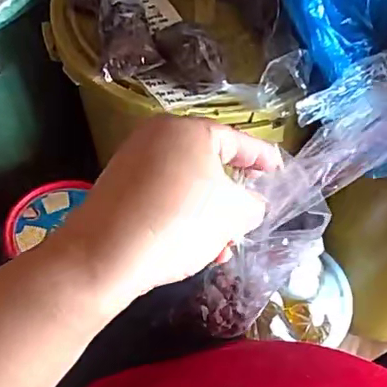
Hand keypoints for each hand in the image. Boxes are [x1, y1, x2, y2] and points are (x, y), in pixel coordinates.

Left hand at [50, 118, 279, 307]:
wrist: (106, 255)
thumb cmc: (179, 223)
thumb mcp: (233, 214)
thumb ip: (253, 204)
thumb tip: (251, 204)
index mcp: (190, 131)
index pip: (240, 140)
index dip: (265, 159)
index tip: (280, 172)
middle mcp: (158, 137)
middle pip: (210, 164)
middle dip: (233, 197)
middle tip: (251, 216)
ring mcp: (134, 162)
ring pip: (187, 187)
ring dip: (210, 216)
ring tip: (223, 247)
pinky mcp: (119, 189)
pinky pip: (163, 199)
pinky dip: (183, 220)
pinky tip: (194, 250)